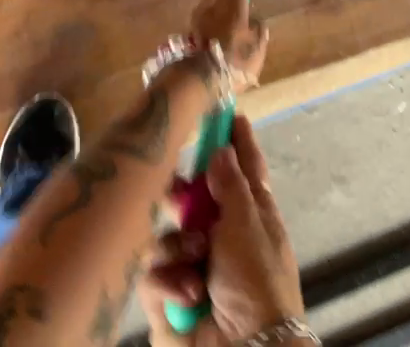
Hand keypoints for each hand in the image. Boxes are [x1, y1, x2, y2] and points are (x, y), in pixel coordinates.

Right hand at [137, 117, 304, 345]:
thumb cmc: (256, 279)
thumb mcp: (248, 224)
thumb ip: (231, 184)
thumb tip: (221, 149)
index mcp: (251, 214)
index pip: (245, 169)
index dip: (239, 143)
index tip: (231, 115)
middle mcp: (221, 234)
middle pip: (193, 196)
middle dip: (182, 194)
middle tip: (179, 192)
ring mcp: (192, 264)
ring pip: (166, 231)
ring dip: (180, 245)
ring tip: (196, 260)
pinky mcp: (168, 294)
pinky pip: (153, 270)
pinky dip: (170, 279)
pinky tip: (189, 291)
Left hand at [188, 0, 268, 93]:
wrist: (196, 81)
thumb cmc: (233, 62)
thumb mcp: (257, 49)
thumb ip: (258, 32)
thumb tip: (256, 22)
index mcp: (232, 4)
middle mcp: (212, 5)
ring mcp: (196, 18)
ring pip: (205, 3)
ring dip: (211, 3)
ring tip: (220, 11)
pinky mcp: (186, 32)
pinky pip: (199, 19)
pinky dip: (205, 20)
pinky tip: (210, 30)